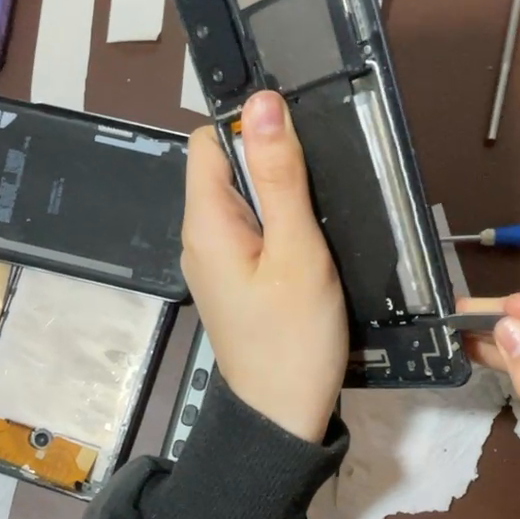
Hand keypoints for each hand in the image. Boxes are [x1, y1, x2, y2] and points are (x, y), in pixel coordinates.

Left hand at [180, 91, 347, 442]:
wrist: (283, 415)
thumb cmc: (293, 339)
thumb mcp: (297, 250)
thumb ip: (280, 176)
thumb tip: (261, 103)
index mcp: (205, 221)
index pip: (209, 140)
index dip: (250, 128)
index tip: (297, 143)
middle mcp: (199, 236)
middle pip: (227, 169)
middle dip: (271, 164)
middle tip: (319, 188)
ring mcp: (215, 262)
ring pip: (244, 202)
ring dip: (280, 198)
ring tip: (318, 220)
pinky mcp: (234, 282)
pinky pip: (251, 234)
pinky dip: (279, 229)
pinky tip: (308, 247)